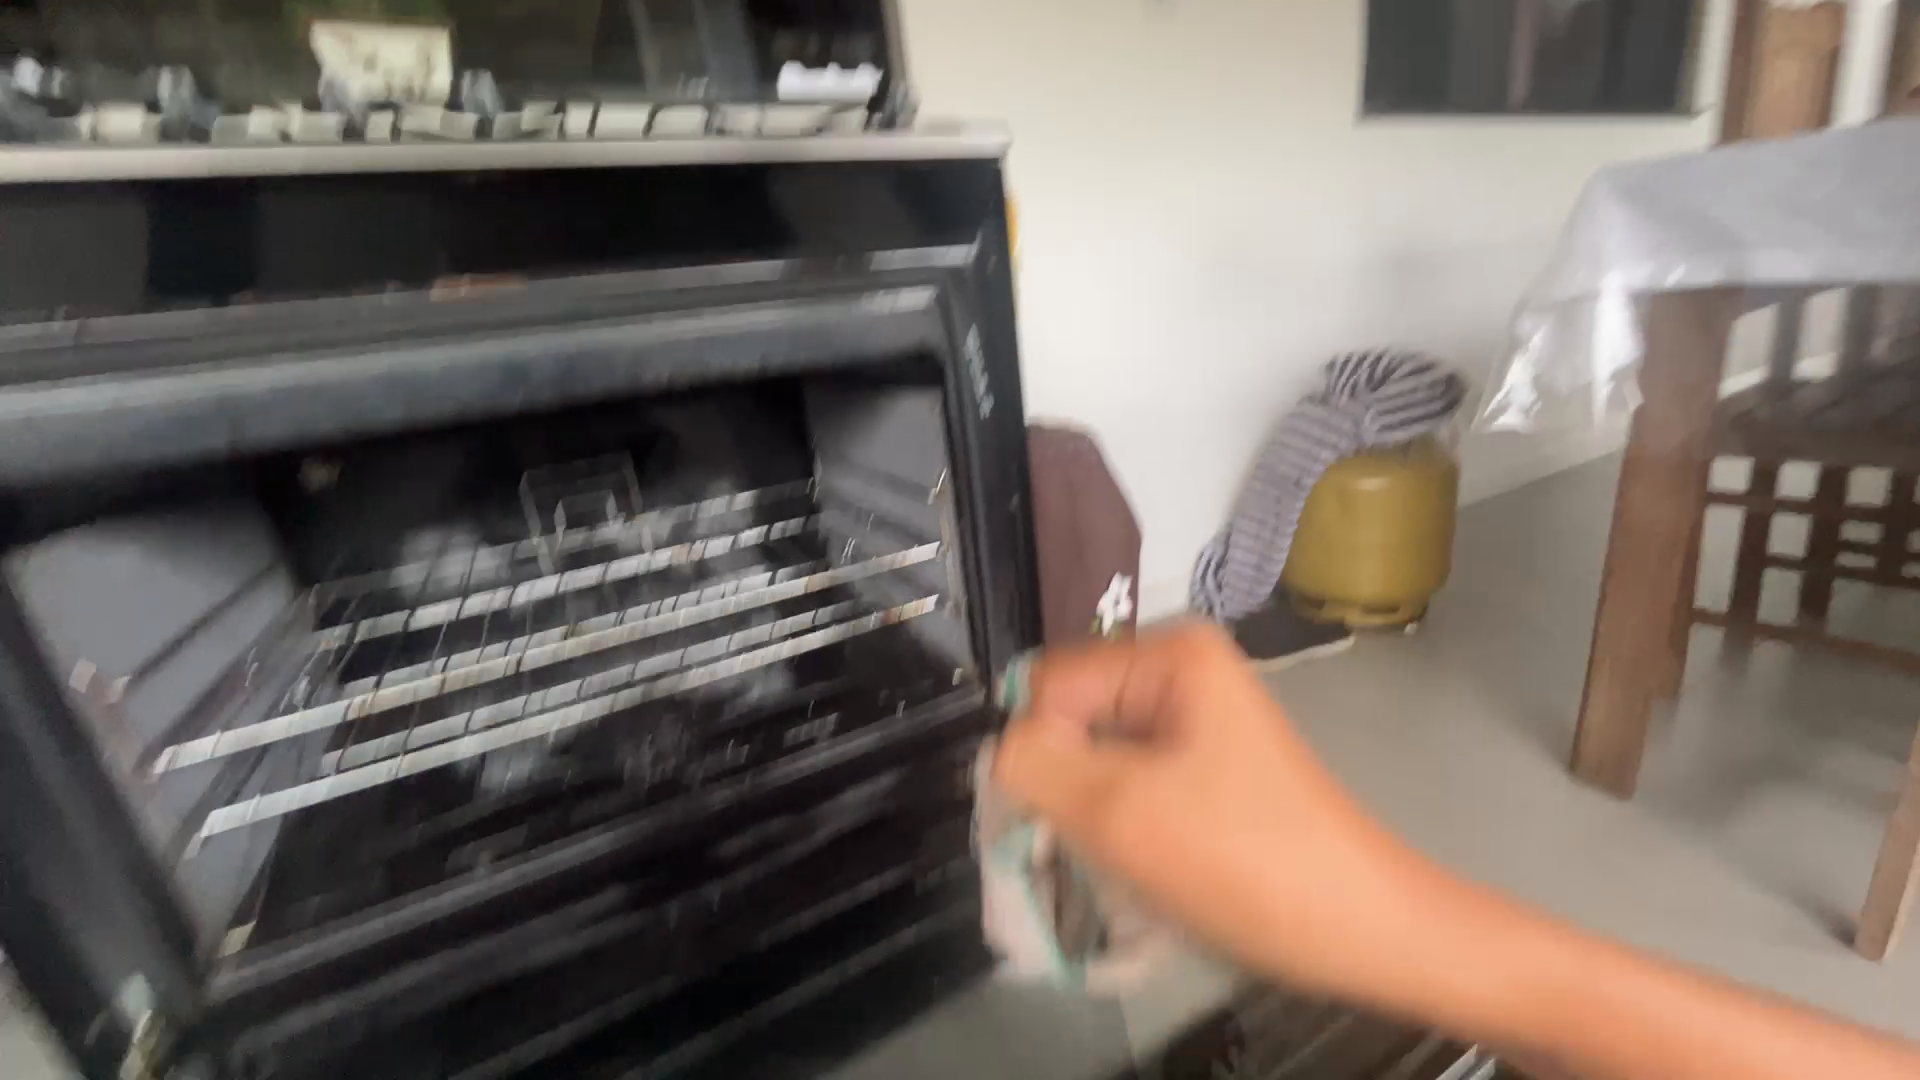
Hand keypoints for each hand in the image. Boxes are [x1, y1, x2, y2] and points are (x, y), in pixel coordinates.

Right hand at [992, 621, 1429, 1001]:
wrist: (1365, 932)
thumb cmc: (1248, 863)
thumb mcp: (1120, 811)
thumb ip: (1034, 765)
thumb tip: (1002, 749)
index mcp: (1168, 655)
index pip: (1049, 685)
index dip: (1043, 752)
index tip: (1066, 817)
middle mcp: (1179, 669)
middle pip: (1072, 715)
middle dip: (1067, 783)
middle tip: (1095, 842)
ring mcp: (1194, 714)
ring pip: (1094, 752)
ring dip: (1091, 807)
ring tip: (1124, 855)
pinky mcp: (1201, 757)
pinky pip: (1126, 773)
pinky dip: (1118, 816)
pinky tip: (1146, 855)